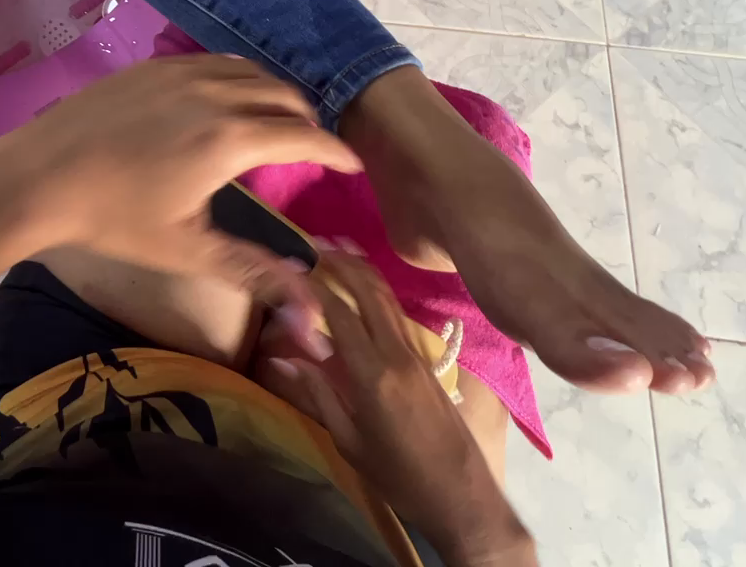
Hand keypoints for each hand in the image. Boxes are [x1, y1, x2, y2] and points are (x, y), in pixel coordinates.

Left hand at [0, 55, 360, 297]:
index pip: (304, 135)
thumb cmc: (113, 217)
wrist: (37, 175)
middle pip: (281, 95)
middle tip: (311, 147)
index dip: (335, 150)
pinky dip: (235, 77)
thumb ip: (254, 272)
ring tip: (272, 120)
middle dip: (306, 120)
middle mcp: (213, 92)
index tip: (350, 165)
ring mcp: (177, 71)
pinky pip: (210, 62)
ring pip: (247, 71)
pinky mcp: (148, 65)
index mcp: (229, 138)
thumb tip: (313, 314)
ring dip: (271, 93)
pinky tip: (221, 98)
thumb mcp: (187, 249)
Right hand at [257, 251, 536, 566]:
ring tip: (337, 250)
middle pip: (369, 291)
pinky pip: (398, 315)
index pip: (338, 312)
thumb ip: (316, 394)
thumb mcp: (348, 442)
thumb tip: (280, 358)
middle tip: (314, 244)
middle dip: (342, 262)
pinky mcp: (428, 362)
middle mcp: (397, 354)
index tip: (291, 265)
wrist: (465, 501)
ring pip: (387, 298)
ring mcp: (417, 355)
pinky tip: (364, 287)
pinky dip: (378, 292)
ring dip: (362, 270)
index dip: (313, 284)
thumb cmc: (398, 477)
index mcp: (373, 374)